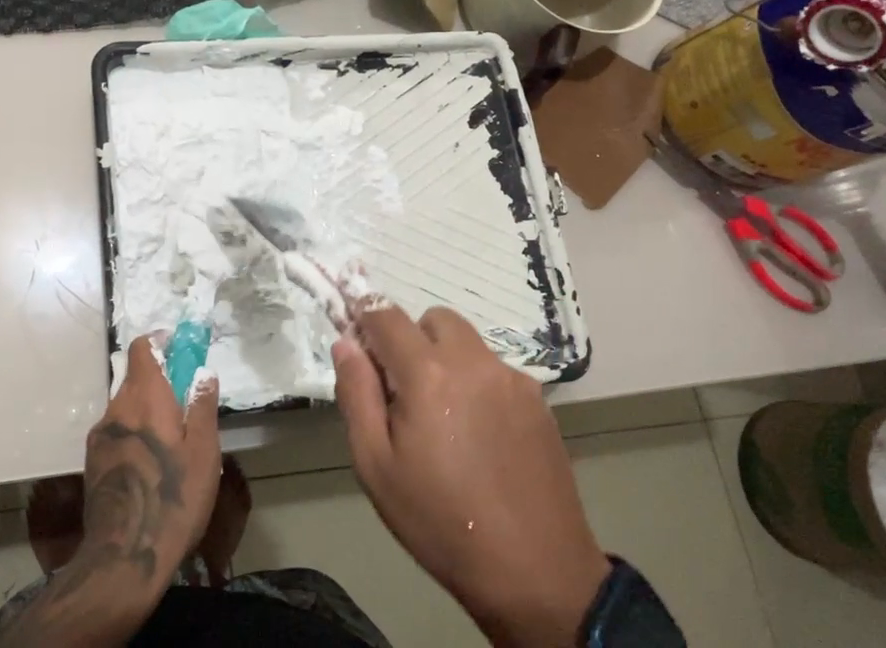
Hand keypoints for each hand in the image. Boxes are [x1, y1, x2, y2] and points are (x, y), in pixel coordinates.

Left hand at [0, 335, 220, 646]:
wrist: (125, 554)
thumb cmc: (174, 499)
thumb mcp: (204, 453)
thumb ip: (202, 407)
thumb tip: (203, 373)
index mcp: (144, 398)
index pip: (141, 349)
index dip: (159, 343)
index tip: (179, 350)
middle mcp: (116, 409)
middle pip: (134, 379)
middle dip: (159, 382)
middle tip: (186, 404)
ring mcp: (100, 436)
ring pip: (125, 407)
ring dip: (147, 411)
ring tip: (173, 440)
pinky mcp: (93, 460)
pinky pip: (117, 431)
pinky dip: (135, 433)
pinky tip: (152, 463)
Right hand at [332, 302, 608, 647]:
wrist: (533, 570)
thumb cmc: (438, 520)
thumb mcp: (375, 464)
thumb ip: (356, 394)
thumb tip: (346, 344)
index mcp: (428, 373)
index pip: (385, 314)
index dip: (364, 320)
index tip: (357, 346)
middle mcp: (474, 362)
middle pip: (434, 319)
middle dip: (410, 338)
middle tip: (401, 389)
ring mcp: (514, 380)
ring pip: (468, 344)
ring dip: (445, 360)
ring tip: (442, 418)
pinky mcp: (540, 403)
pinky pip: (496, 372)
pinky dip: (476, 383)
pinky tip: (476, 435)